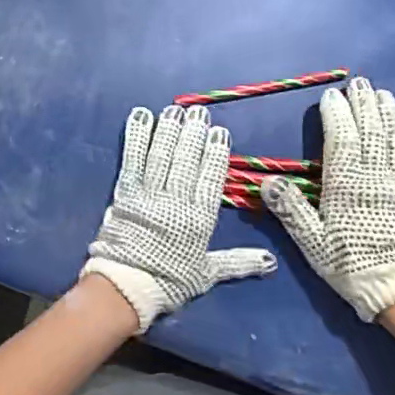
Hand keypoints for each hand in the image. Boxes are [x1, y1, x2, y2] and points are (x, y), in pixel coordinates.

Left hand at [84, 105, 276, 332]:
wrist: (128, 284)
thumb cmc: (169, 281)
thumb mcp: (206, 273)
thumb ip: (237, 262)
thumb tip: (270, 261)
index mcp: (199, 219)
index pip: (210, 179)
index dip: (215, 154)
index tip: (219, 132)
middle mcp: (175, 201)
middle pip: (186, 161)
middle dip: (193, 134)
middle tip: (198, 113)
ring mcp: (148, 194)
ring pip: (162, 156)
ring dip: (168, 130)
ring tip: (174, 110)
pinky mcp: (125, 193)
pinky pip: (132, 160)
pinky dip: (136, 137)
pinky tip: (140, 117)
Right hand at [260, 78, 394, 320]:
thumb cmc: (350, 261)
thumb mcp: (311, 240)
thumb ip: (291, 209)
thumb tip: (267, 182)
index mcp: (346, 186)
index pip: (342, 141)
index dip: (337, 116)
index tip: (331, 97)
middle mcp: (376, 178)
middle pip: (372, 132)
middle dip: (364, 105)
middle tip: (359, 83)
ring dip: (388, 112)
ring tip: (381, 93)